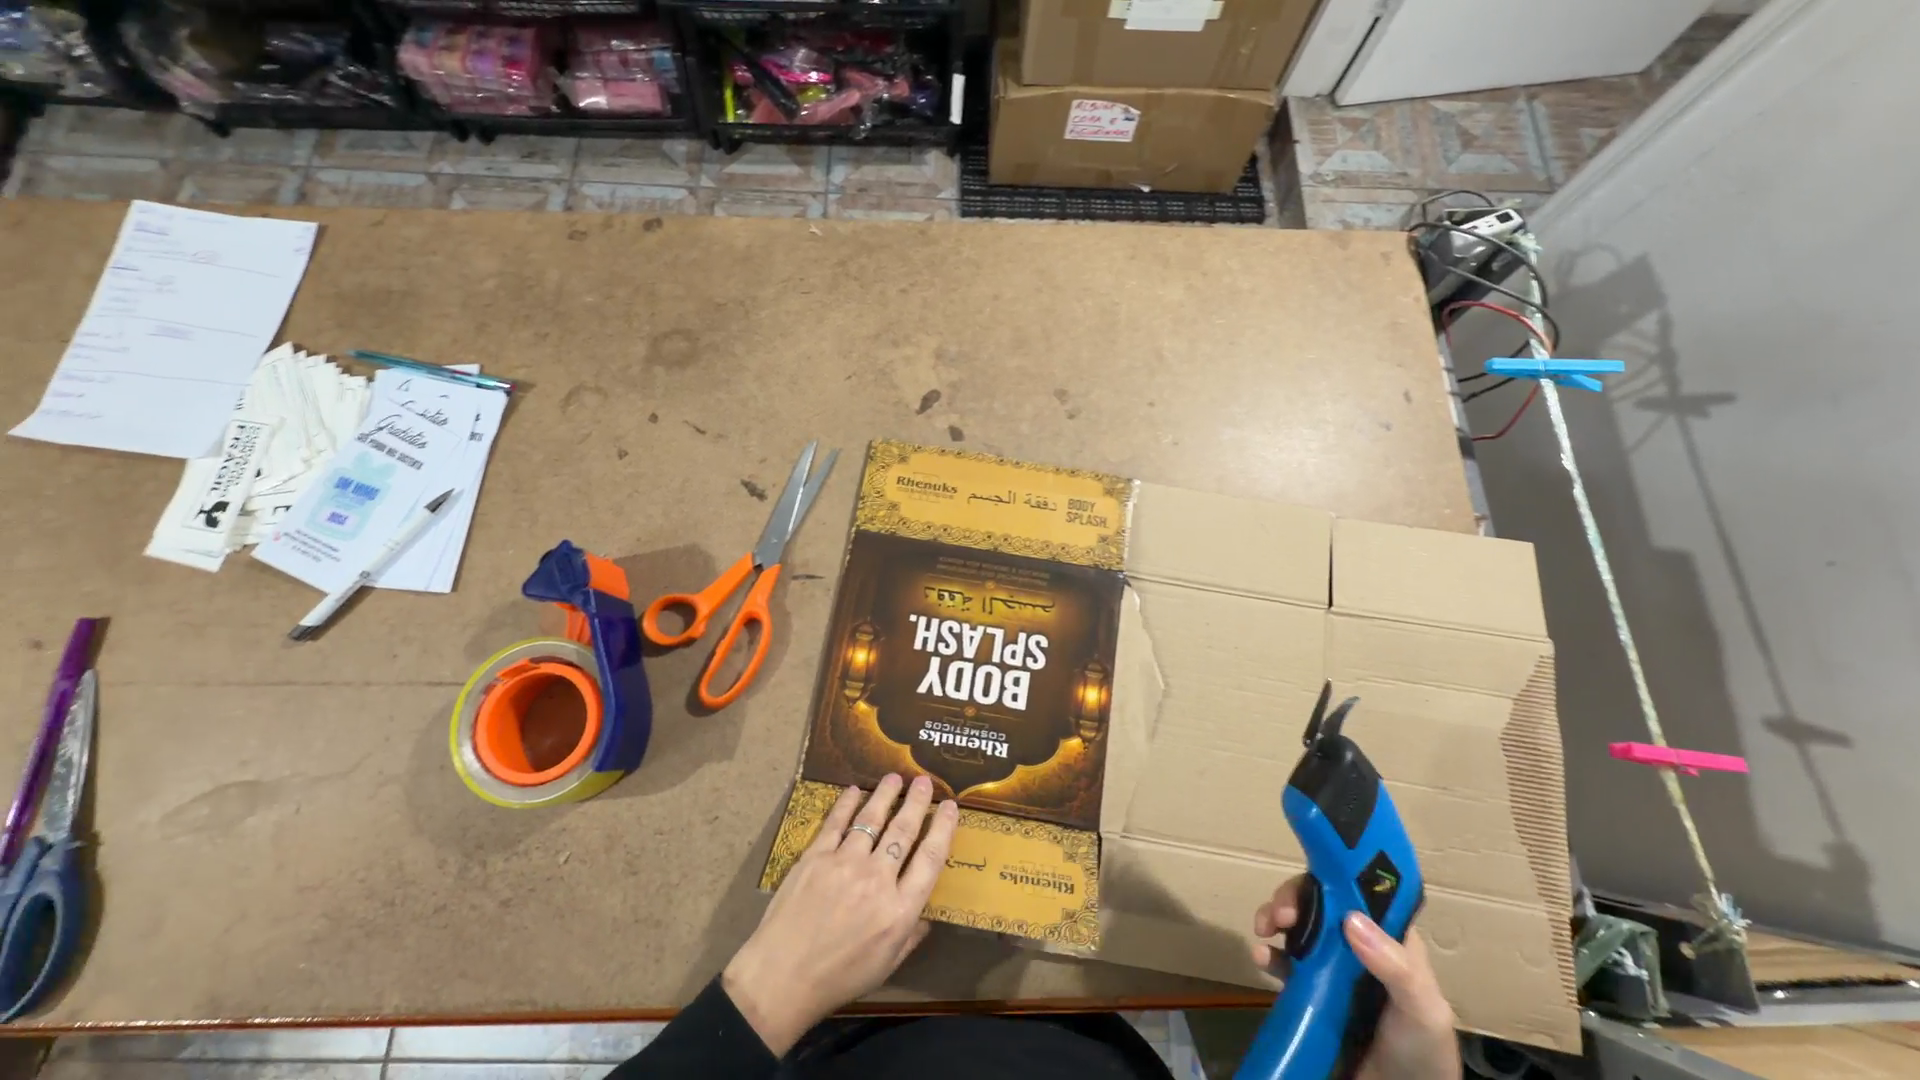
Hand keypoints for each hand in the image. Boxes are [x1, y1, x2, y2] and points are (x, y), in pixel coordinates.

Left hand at [724, 774, 958, 1055]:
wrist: (782, 978)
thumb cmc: (839, 978)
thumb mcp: (887, 965)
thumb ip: (911, 936)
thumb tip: (927, 915)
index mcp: (900, 909)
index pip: (931, 858)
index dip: (943, 828)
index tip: (950, 807)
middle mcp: (877, 879)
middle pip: (903, 830)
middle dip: (917, 802)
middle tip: (925, 781)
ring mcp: (845, 864)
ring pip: (871, 819)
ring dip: (886, 795)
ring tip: (896, 778)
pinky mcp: (815, 857)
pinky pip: (836, 823)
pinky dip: (847, 803)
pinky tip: (854, 790)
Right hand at [1252, 876, 1460, 1079]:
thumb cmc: (1423, 1050)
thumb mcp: (1423, 1010)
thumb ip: (1396, 967)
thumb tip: (1349, 920)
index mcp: (1389, 939)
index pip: (1356, 893)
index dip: (1329, 881)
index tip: (1308, 886)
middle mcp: (1356, 946)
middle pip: (1318, 904)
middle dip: (1292, 899)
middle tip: (1279, 916)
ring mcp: (1331, 969)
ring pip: (1297, 928)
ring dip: (1274, 919)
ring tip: (1263, 931)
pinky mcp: (1310, 993)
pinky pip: (1284, 965)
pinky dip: (1269, 955)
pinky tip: (1261, 957)